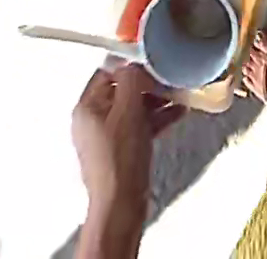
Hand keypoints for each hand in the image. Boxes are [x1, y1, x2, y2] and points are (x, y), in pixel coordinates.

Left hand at [71, 63, 182, 211]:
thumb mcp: (128, 109)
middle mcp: (94, 119)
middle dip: (148, 83)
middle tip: (169, 78)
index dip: (130, 64)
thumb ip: (131, 80)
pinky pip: (140, 124)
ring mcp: (108, 136)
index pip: (108, 72)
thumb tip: (134, 64)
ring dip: (157, 99)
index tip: (152, 60)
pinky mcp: (122, 150)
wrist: (121, 206)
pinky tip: (179, 111)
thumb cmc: (121, 156)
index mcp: (87, 106)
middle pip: (123, 89)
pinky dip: (157, 117)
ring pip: (134, 107)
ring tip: (179, 93)